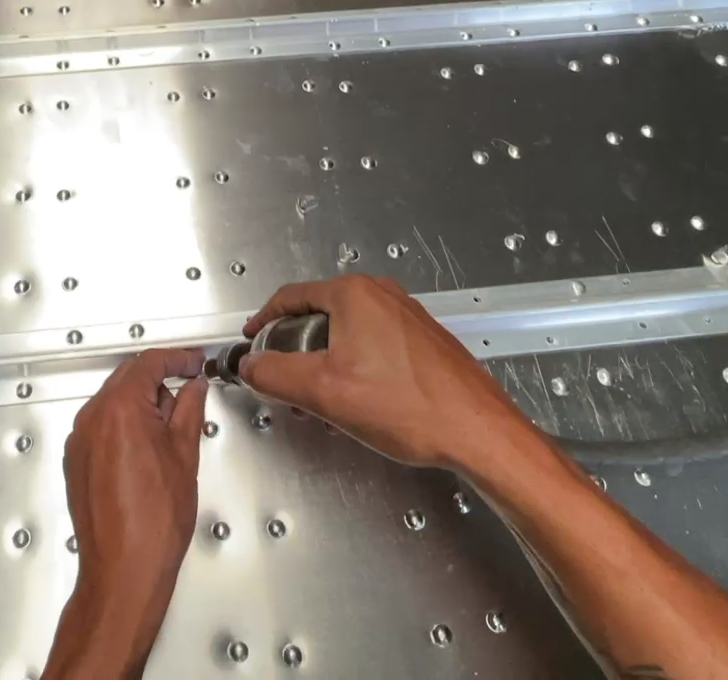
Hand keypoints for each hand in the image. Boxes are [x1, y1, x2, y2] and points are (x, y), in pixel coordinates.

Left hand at [44, 348, 208, 679]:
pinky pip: (101, 425)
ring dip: (142, 401)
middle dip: (159, 377)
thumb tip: (193, 388)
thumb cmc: (153, 523)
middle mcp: (92, 418)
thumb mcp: (185, 454)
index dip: (177, 358)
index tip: (193, 362)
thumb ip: (189, 410)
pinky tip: (147, 444)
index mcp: (120, 409)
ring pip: (114, 400)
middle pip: (128, 377)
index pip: (149, 363)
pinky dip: (124, 423)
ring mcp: (80, 440)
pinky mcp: (76, 460)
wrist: (123, 570)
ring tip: (171, 424)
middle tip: (188, 385)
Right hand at [240, 275, 523, 469]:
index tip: (252, 340)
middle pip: (319, 314)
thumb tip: (249, 363)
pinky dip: (354, 366)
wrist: (478, 432)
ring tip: (323, 402)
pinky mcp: (422, 340)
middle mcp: (381, 295)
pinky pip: (373, 345)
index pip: (290, 296)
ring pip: (346, 333)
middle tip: (286, 382)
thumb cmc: (405, 406)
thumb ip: (274, 373)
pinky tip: (358, 403)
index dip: (264, 320)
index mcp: (354, 294)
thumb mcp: (322, 392)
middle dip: (296, 350)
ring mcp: (406, 315)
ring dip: (325, 363)